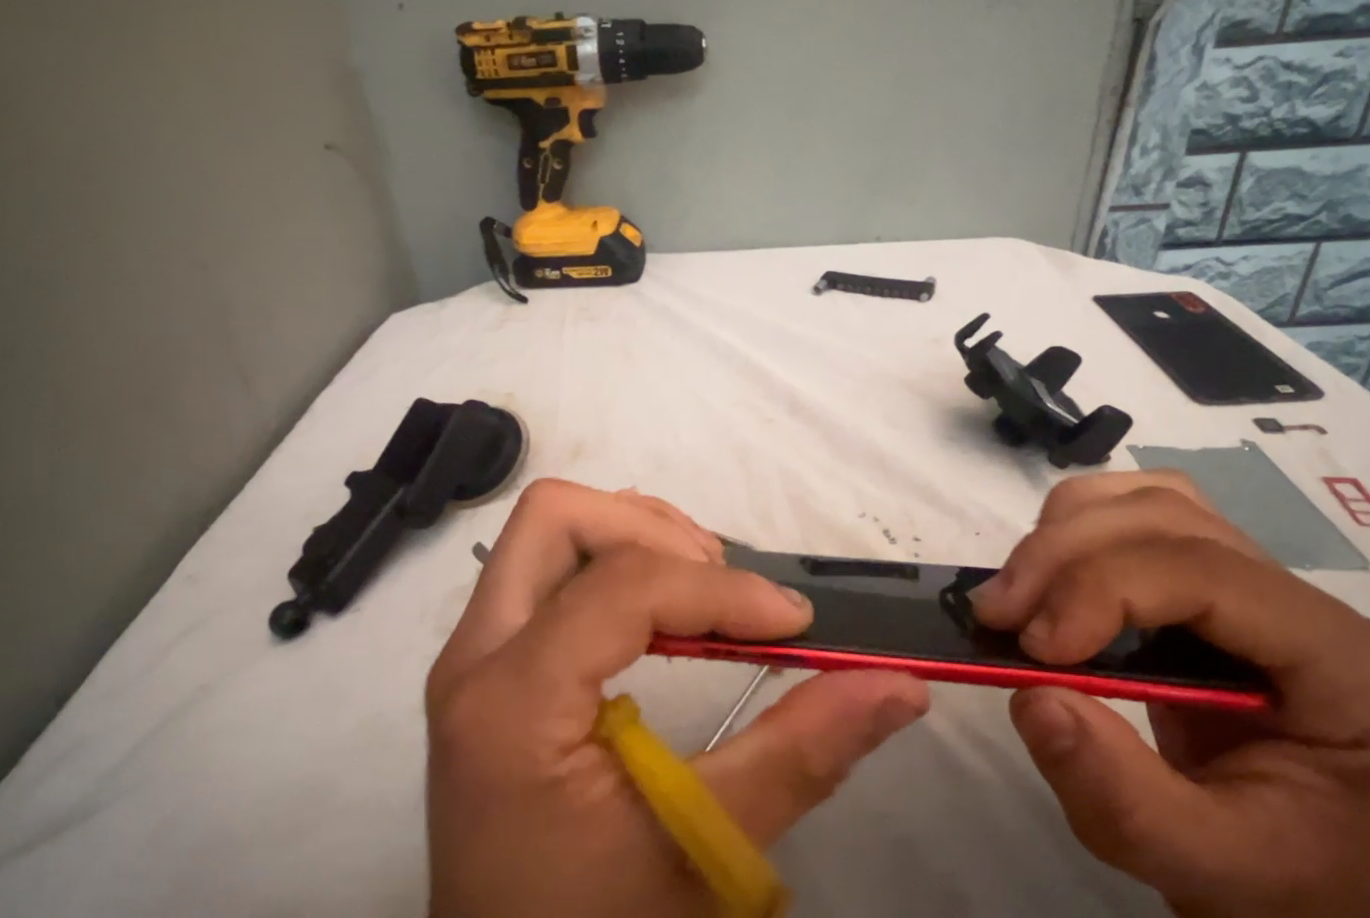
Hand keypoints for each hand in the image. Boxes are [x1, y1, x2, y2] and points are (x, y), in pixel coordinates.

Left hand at [425, 479, 929, 917]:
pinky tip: (663, 618)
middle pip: (556, 518)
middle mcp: (474, 660)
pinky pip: (543, 576)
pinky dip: (611, 569)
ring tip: (706, 597)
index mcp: (512, 702)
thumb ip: (800, 753)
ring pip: (547, 536)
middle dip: (653, 531)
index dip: (724, 590)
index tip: (798, 623)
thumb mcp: (704, 850)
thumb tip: (899, 683)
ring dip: (633, 540)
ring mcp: (470, 663)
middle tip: (727, 591)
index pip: (623, 585)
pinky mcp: (485, 675)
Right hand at [973, 471, 1369, 917]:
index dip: (1103, 587)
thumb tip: (1029, 694)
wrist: (1356, 915)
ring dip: (1069, 534)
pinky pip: (1149, 529)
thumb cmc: (1304, 898)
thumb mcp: (1211, 870)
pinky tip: (1051, 589)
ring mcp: (1275, 597)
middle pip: (1175, 518)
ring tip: (1018, 600)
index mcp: (1356, 668)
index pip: (1210, 573)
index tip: (1032, 649)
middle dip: (1068, 554)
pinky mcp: (1228, 603)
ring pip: (1157, 504)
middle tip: (998, 616)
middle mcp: (1323, 610)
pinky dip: (1082, 540)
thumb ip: (1119, 795)